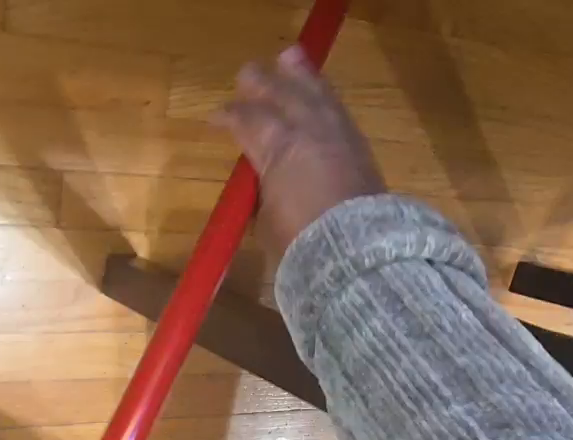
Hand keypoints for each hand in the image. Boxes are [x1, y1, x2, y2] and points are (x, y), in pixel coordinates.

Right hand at [215, 46, 386, 263]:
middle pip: (281, 97)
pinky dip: (324, 96)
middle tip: (246, 73)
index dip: (229, 117)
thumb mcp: (266, 220)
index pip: (247, 123)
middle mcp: (306, 132)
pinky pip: (336, 108)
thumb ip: (264, 191)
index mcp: (277, 150)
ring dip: (299, 75)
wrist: (352, 248)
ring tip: (289, 58)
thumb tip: (265, 182)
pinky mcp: (357, 145)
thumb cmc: (299, 242)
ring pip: (314, 93)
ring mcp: (335, 134)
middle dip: (261, 84)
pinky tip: (320, 92)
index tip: (215, 117)